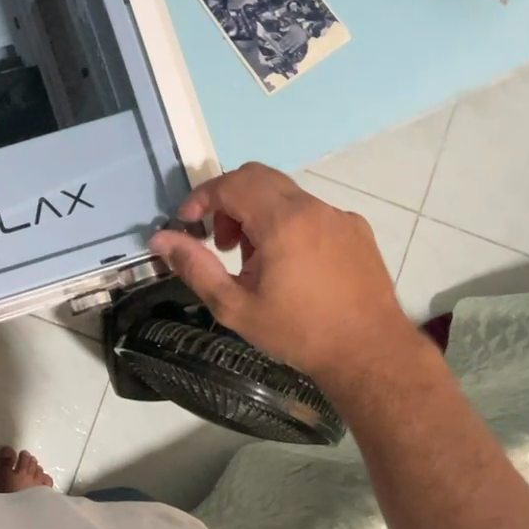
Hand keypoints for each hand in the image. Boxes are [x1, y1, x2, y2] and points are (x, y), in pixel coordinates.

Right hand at [148, 163, 421, 387]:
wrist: (368, 351)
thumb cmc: (296, 332)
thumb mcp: (233, 306)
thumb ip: (195, 267)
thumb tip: (160, 240)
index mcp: (282, 222)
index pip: (231, 184)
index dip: (201, 198)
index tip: (186, 224)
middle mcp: (313, 207)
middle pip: (258, 178)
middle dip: (227, 202)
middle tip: (218, 242)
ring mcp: (338, 216)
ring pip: (284, 195)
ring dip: (256, 215)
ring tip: (252, 262)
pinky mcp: (355, 229)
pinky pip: (310, 212)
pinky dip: (285, 226)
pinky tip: (288, 267)